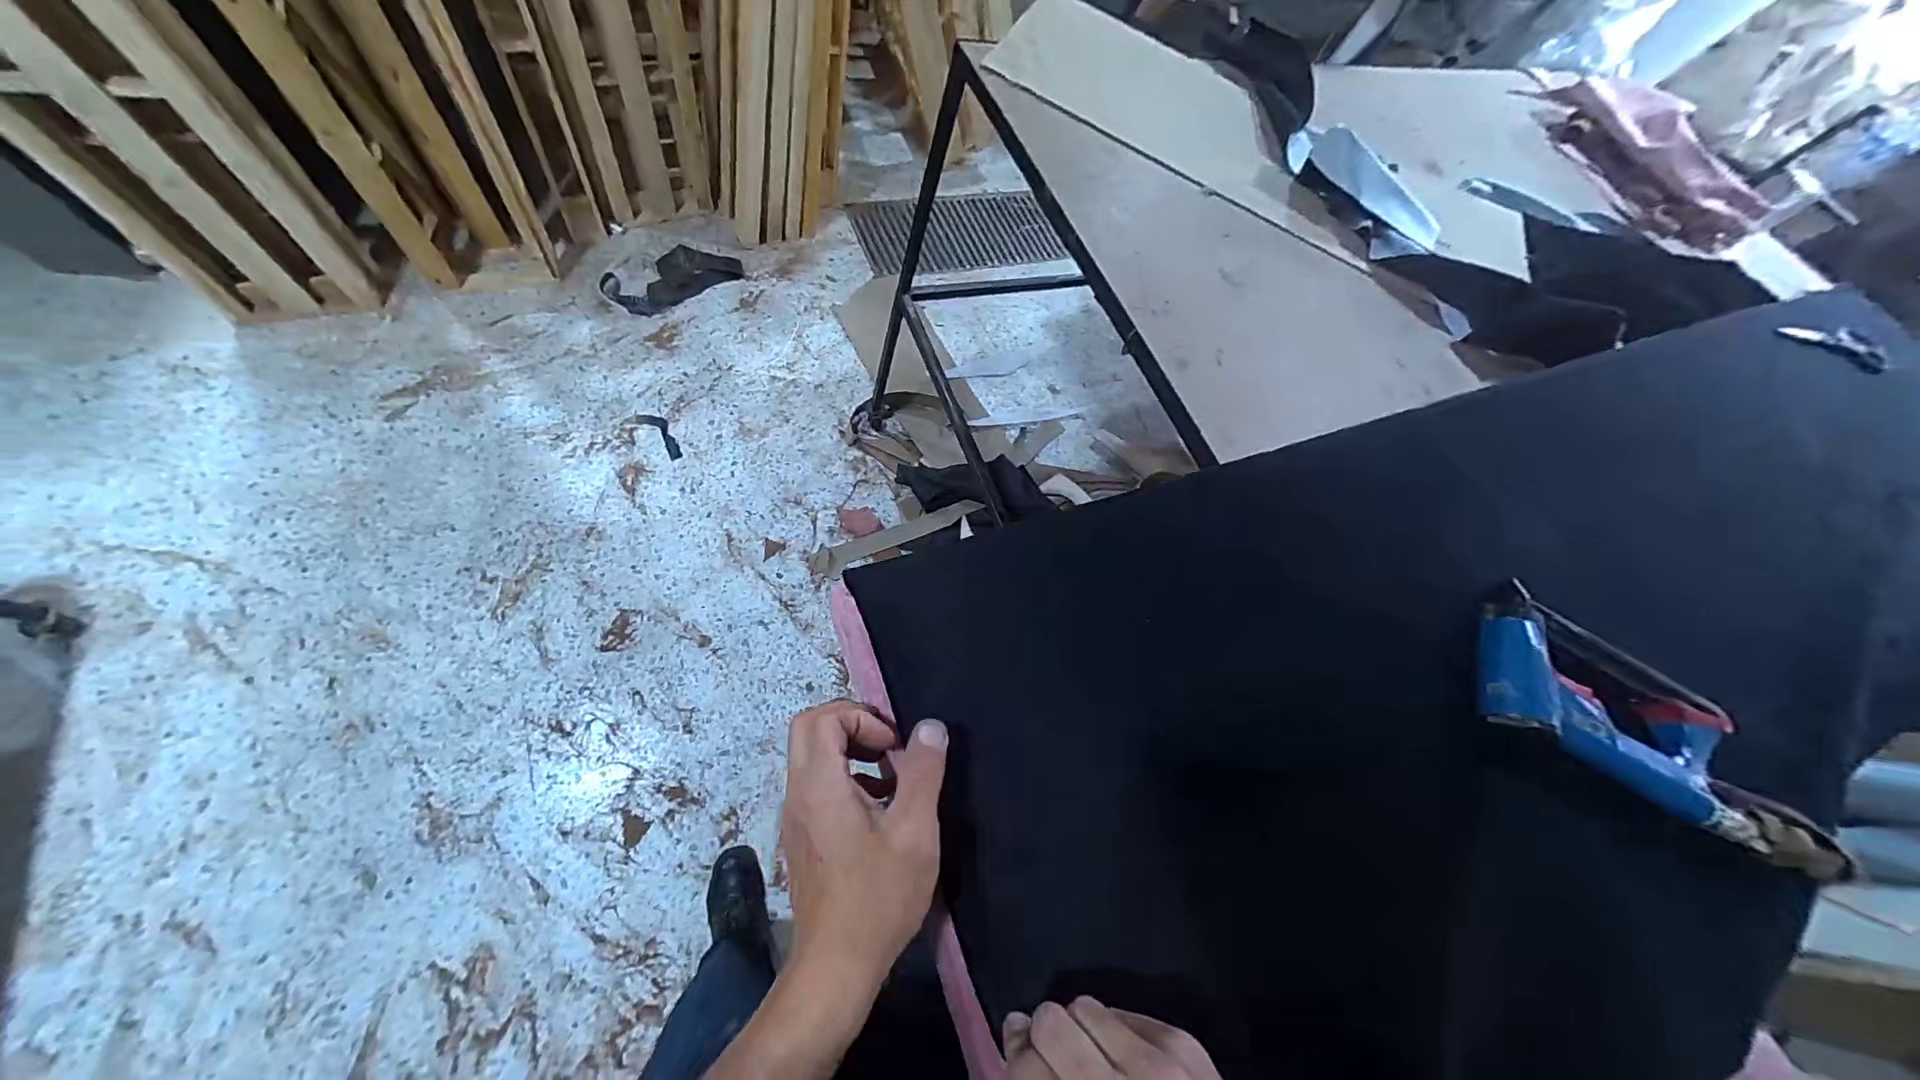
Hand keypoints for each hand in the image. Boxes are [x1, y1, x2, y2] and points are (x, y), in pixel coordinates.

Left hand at [706, 702, 947, 1079]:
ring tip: (893, 780)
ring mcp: (795, 817)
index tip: (894, 747)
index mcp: (819, 785)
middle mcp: (797, 794)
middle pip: (810, 729)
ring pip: (812, 758)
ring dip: (851, 753)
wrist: (836, 965)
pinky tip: (881, 811)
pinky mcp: (801, 836)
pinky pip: (816, 786)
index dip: (861, 717)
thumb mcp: (915, 830)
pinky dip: (846, 779)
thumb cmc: (878, 896)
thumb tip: (930, 728)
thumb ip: (923, 772)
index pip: (821, 717)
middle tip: (890, 748)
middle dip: (853, 726)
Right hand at [1004, 998, 1222, 1079]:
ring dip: (1082, 1030)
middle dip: (1045, 1038)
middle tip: (1059, 1062)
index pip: (1024, 1067)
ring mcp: (1156, 1069)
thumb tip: (1015, 1027)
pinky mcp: (1185, 1049)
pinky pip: (1125, 1011)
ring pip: (1084, 1006)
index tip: (1025, 1061)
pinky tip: (1129, 1064)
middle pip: (1048, 1023)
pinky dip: (1117, 1033)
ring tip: (1096, 1060)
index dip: (1018, 1058)